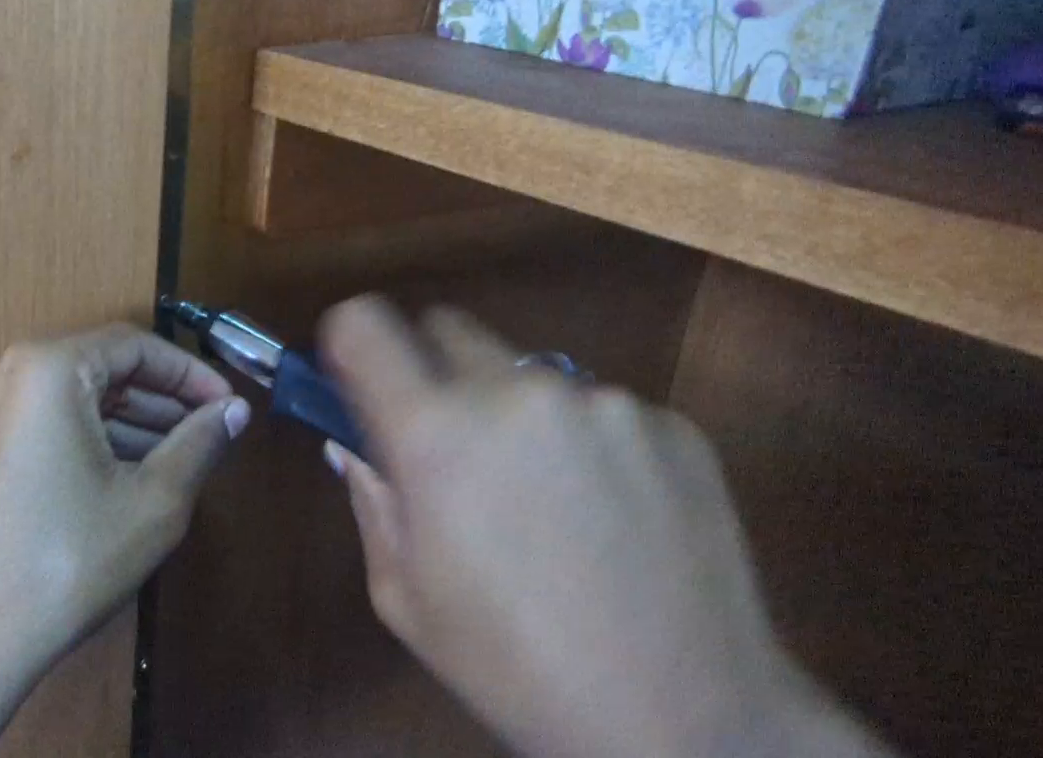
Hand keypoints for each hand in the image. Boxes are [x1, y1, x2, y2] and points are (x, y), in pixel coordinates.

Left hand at [0, 323, 248, 757]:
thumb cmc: (64, 564)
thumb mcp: (151, 503)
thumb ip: (199, 443)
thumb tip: (235, 411)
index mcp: (44, 368)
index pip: (133, 346)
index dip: (189, 373)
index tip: (227, 405)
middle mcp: (1, 373)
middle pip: (97, 368)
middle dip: (158, 399)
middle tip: (207, 433)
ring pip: (68, 398)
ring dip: (124, 421)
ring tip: (176, 457)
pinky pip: (39, 424)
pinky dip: (84, 438)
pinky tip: (121, 475)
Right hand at [319, 296, 893, 757]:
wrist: (692, 725)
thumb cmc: (516, 669)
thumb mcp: (405, 598)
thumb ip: (372, 500)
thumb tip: (356, 444)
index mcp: (433, 434)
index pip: (364, 324)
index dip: (351, 339)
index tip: (358, 373)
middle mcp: (513, 393)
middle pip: (446, 328)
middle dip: (434, 371)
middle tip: (455, 446)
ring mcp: (600, 401)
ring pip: (526, 374)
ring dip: (517, 413)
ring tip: (551, 498)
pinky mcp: (669, 422)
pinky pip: (600, 408)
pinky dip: (588, 442)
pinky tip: (614, 515)